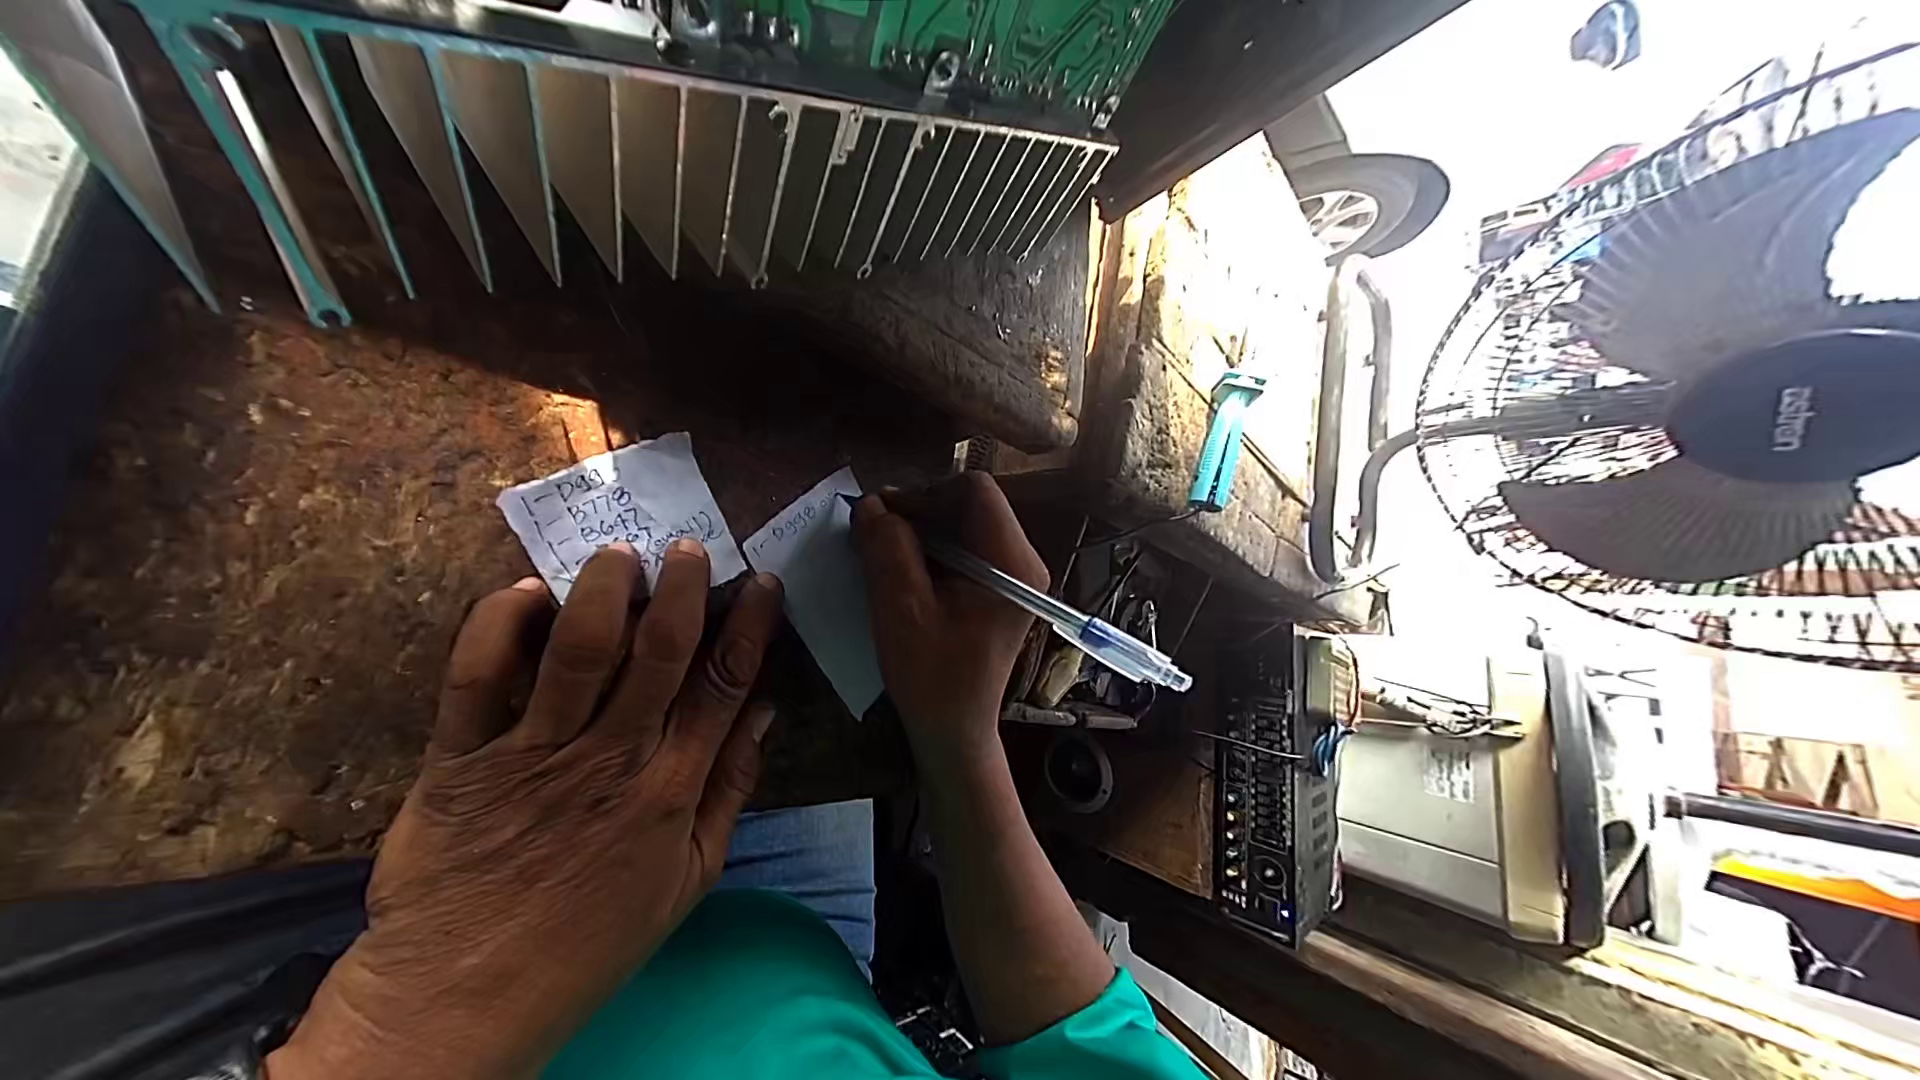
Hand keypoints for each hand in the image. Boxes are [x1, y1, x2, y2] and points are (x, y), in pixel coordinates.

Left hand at [267, 539, 782, 1079]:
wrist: (462, 1000)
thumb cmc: (595, 934)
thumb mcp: (692, 873)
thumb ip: (732, 785)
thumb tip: (763, 708)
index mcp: (670, 787)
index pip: (723, 685)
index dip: (748, 627)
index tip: (761, 584)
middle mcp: (609, 758)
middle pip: (657, 654)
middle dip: (681, 591)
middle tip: (689, 547)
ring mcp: (530, 756)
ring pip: (576, 652)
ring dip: (603, 593)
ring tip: (620, 554)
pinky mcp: (456, 762)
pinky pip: (475, 680)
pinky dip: (498, 628)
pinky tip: (525, 593)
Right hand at [853, 472, 1046, 759]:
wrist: (955, 729)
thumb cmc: (932, 678)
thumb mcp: (900, 610)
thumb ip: (886, 549)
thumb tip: (870, 504)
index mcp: (1012, 564)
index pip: (975, 491)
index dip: (924, 493)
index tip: (883, 514)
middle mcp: (1023, 560)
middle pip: (971, 503)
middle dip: (920, 510)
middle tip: (875, 530)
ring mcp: (1013, 573)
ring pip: (964, 521)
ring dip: (921, 528)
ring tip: (882, 548)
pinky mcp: (998, 585)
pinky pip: (964, 545)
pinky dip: (930, 547)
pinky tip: (902, 565)